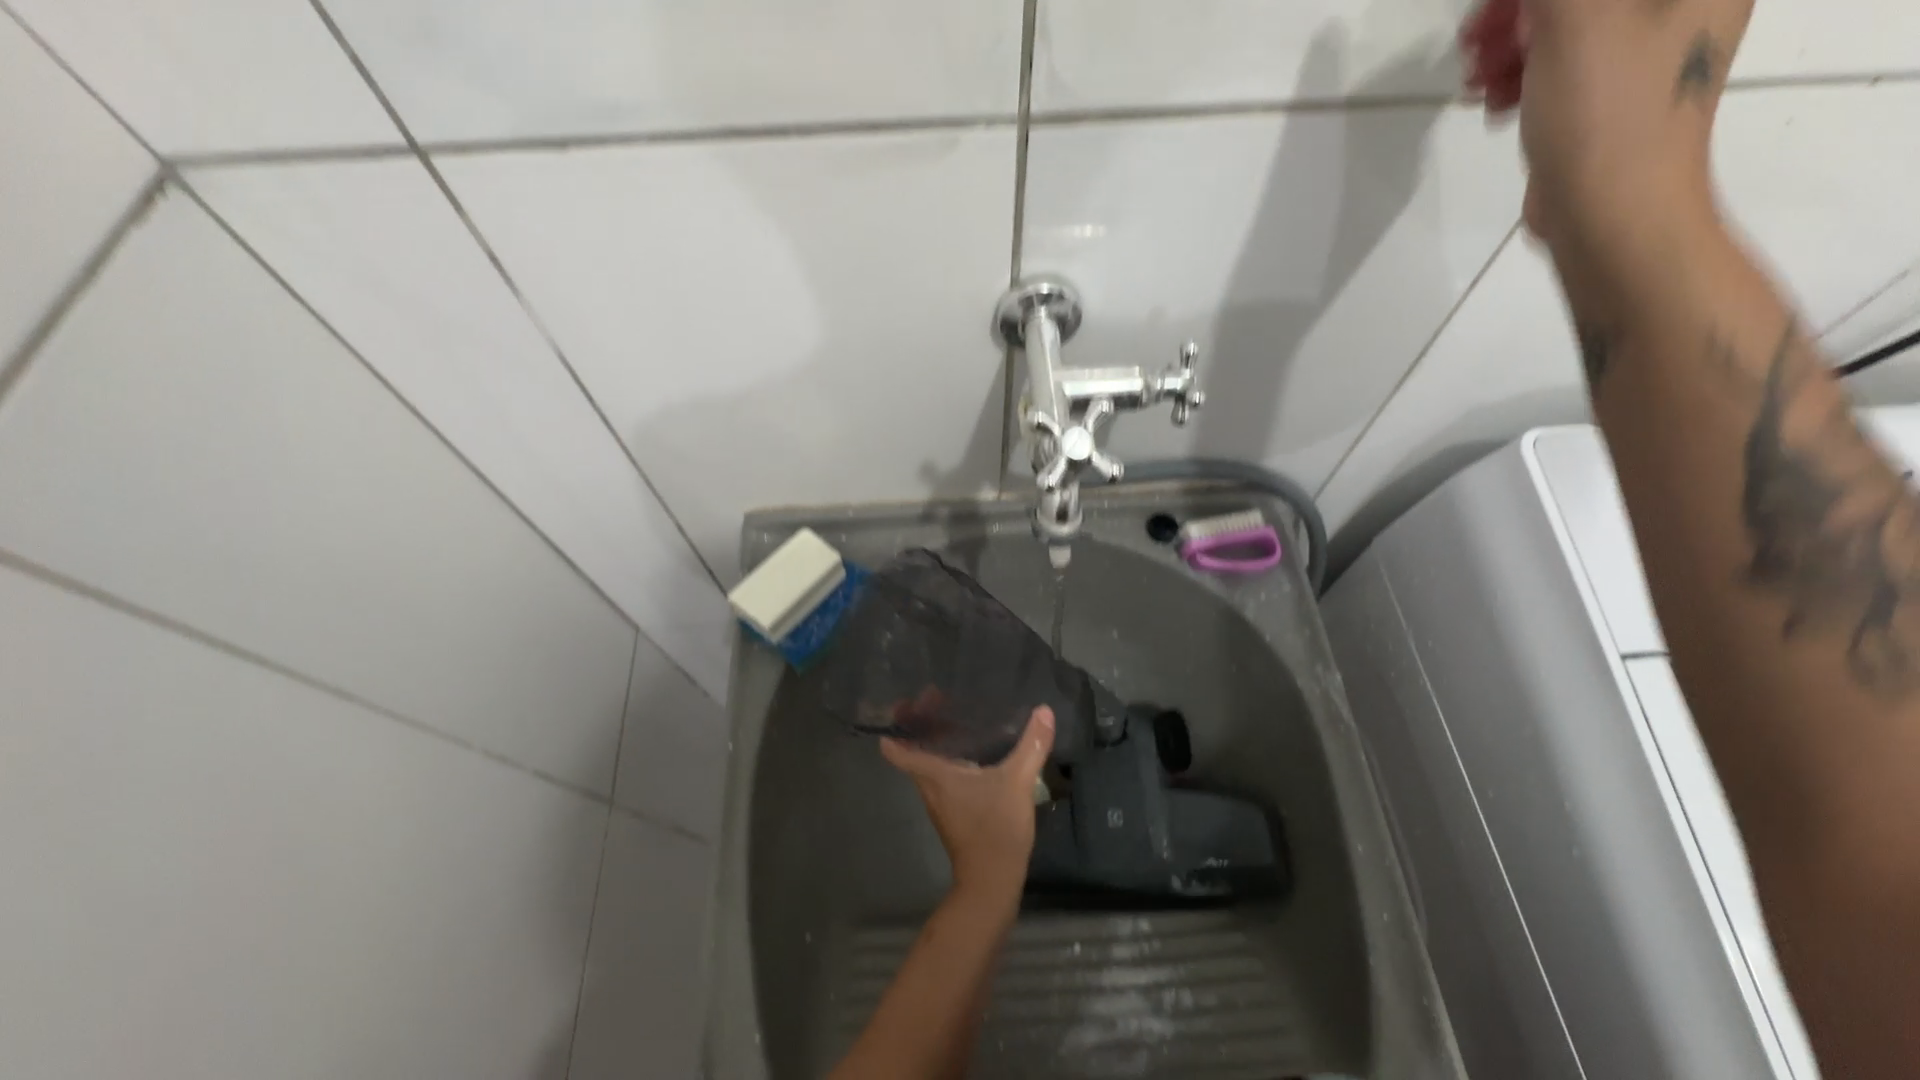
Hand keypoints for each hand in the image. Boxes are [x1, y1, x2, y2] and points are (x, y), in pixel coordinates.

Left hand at [881, 706, 1055, 902]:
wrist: (992, 880)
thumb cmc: (995, 828)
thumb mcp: (1017, 782)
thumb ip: (1031, 746)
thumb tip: (1044, 710)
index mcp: (934, 775)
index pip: (897, 750)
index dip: (894, 725)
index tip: (901, 702)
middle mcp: (929, 787)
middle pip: (911, 751)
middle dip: (919, 725)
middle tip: (934, 698)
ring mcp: (939, 802)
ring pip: (927, 765)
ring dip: (934, 743)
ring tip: (954, 719)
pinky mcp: (953, 813)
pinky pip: (942, 777)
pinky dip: (949, 760)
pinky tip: (973, 754)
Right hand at [1463, 0, 1753, 269]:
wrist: (1612, 215)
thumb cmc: (1607, 112)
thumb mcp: (1576, 20)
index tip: (1505, 5)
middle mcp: (1682, 1)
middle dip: (1520, 7)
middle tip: (1477, 32)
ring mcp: (1647, 49)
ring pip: (1566, 19)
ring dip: (1510, 38)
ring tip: (1475, 71)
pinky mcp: (1609, 91)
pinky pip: (1560, 58)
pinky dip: (1520, 70)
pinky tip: (1491, 96)